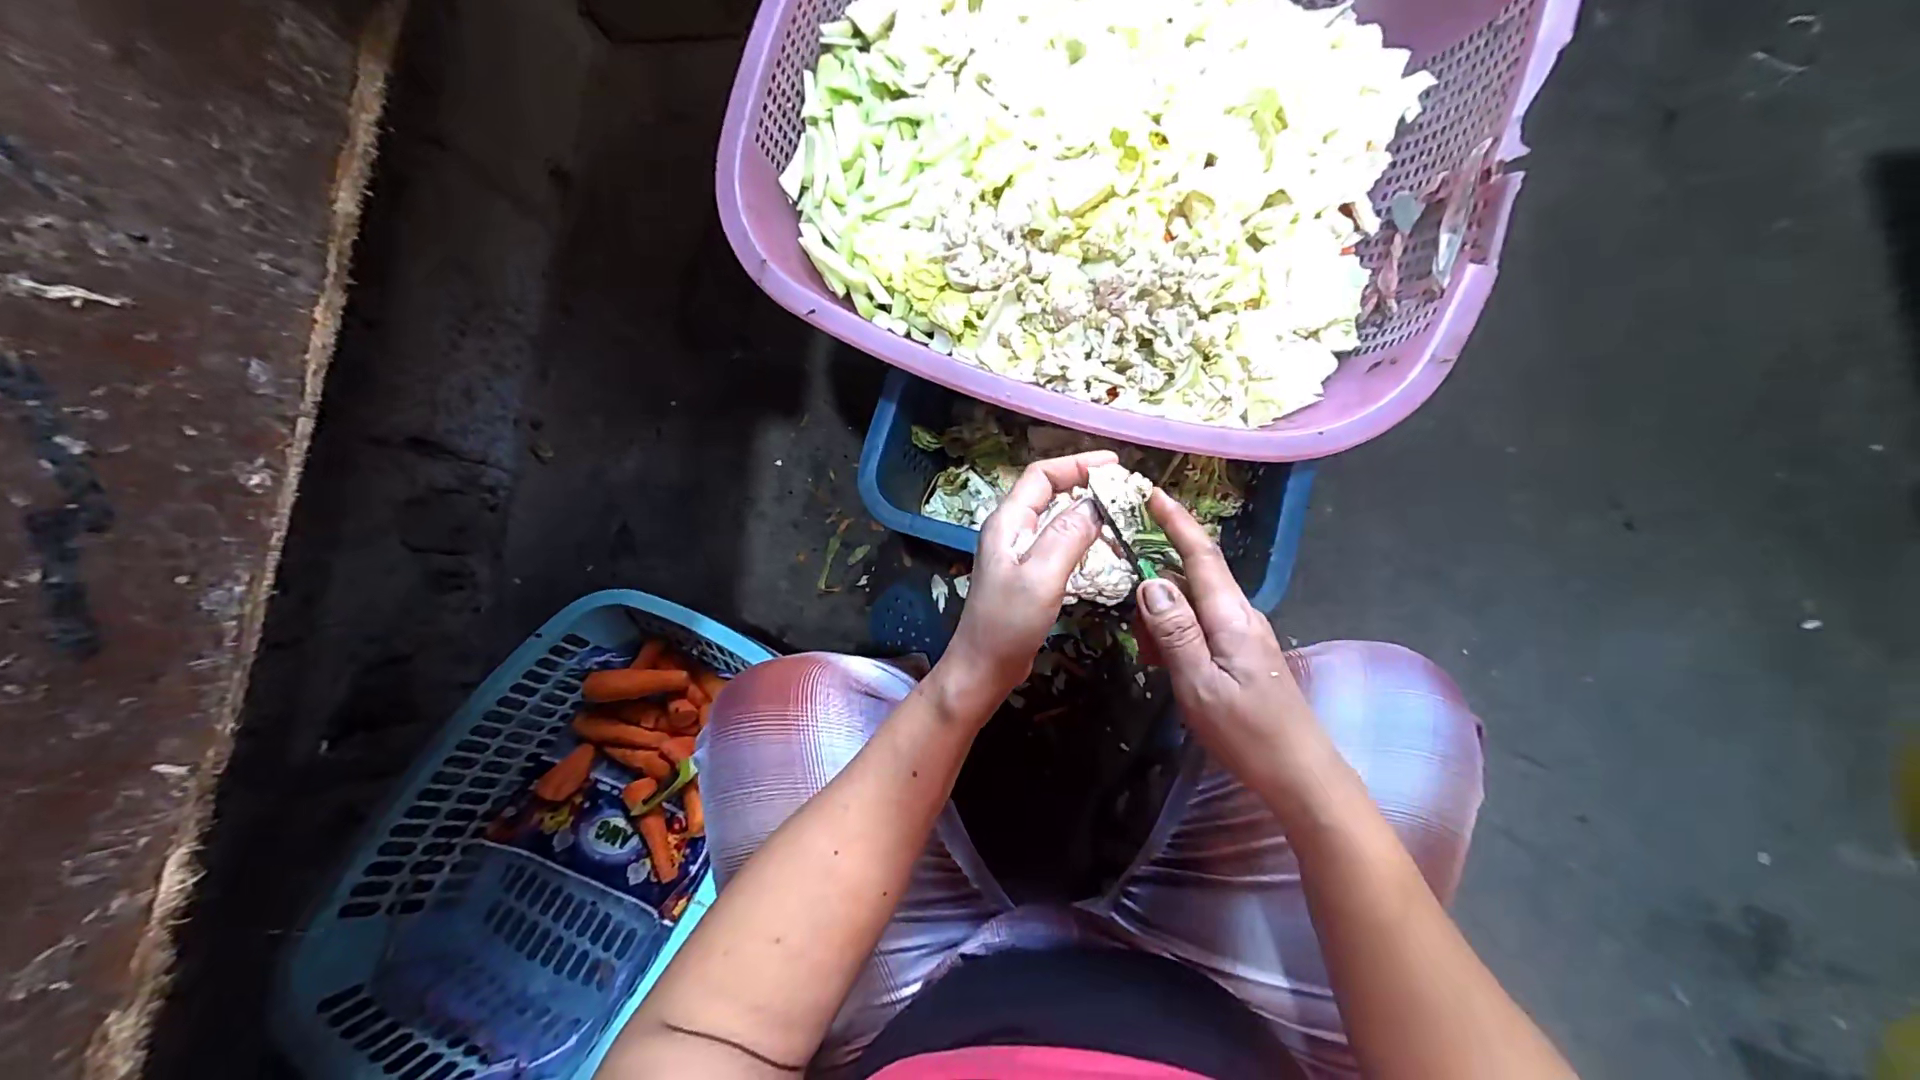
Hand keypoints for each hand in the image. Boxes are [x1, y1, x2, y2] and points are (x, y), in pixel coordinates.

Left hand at [938, 451, 1116, 714]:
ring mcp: (1019, 552)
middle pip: (1050, 492)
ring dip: (1087, 512)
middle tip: (1125, 491)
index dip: (1077, 464)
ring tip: (1122, 515)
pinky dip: (1083, 538)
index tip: (1115, 466)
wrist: (984, 667)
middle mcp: (1012, 530)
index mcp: (1008, 522)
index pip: (1042, 475)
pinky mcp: (1028, 573)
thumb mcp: (1041, 576)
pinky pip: (1059, 543)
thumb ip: (1067, 535)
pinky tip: (1105, 549)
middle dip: (1086, 484)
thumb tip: (1096, 503)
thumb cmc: (1007, 622)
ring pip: (1057, 518)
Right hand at [1132, 490, 1334, 795]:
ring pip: (1192, 605)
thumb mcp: (1199, 684)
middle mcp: (1241, 614)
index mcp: (1231, 616)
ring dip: (1163, 619)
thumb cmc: (1247, 733)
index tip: (1153, 493)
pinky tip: (1166, 664)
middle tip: (1137, 633)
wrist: (1300, 774)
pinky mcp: (1243, 651)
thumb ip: (1175, 631)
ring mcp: (1244, 633)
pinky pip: (1201, 626)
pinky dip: (1176, 634)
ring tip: (1151, 659)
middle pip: (1191, 579)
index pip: (1201, 555)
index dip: (1177, 522)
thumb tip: (1151, 581)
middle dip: (1156, 588)